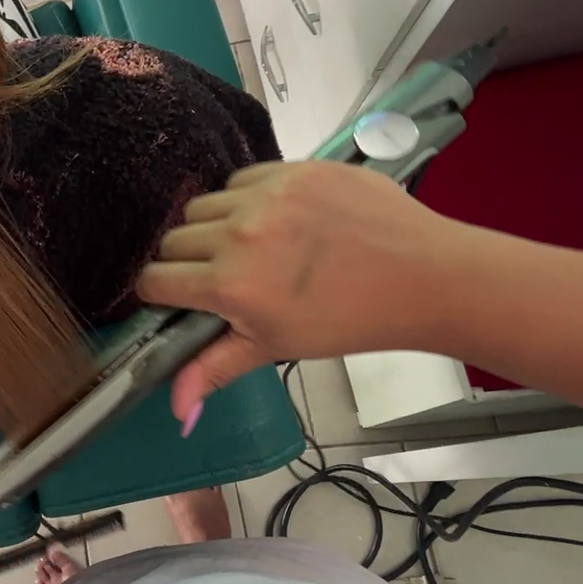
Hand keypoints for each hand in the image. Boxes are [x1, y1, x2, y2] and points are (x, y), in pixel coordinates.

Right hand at [136, 161, 475, 418]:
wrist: (427, 277)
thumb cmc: (349, 320)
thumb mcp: (274, 347)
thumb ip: (213, 369)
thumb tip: (177, 413)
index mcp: (229, 285)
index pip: (155, 280)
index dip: (160, 293)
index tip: (179, 298)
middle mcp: (239, 235)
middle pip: (172, 241)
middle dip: (185, 261)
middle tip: (220, 274)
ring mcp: (266, 197)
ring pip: (200, 207)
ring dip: (211, 226)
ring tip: (247, 244)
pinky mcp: (293, 169)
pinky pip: (239, 179)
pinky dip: (245, 198)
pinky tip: (274, 217)